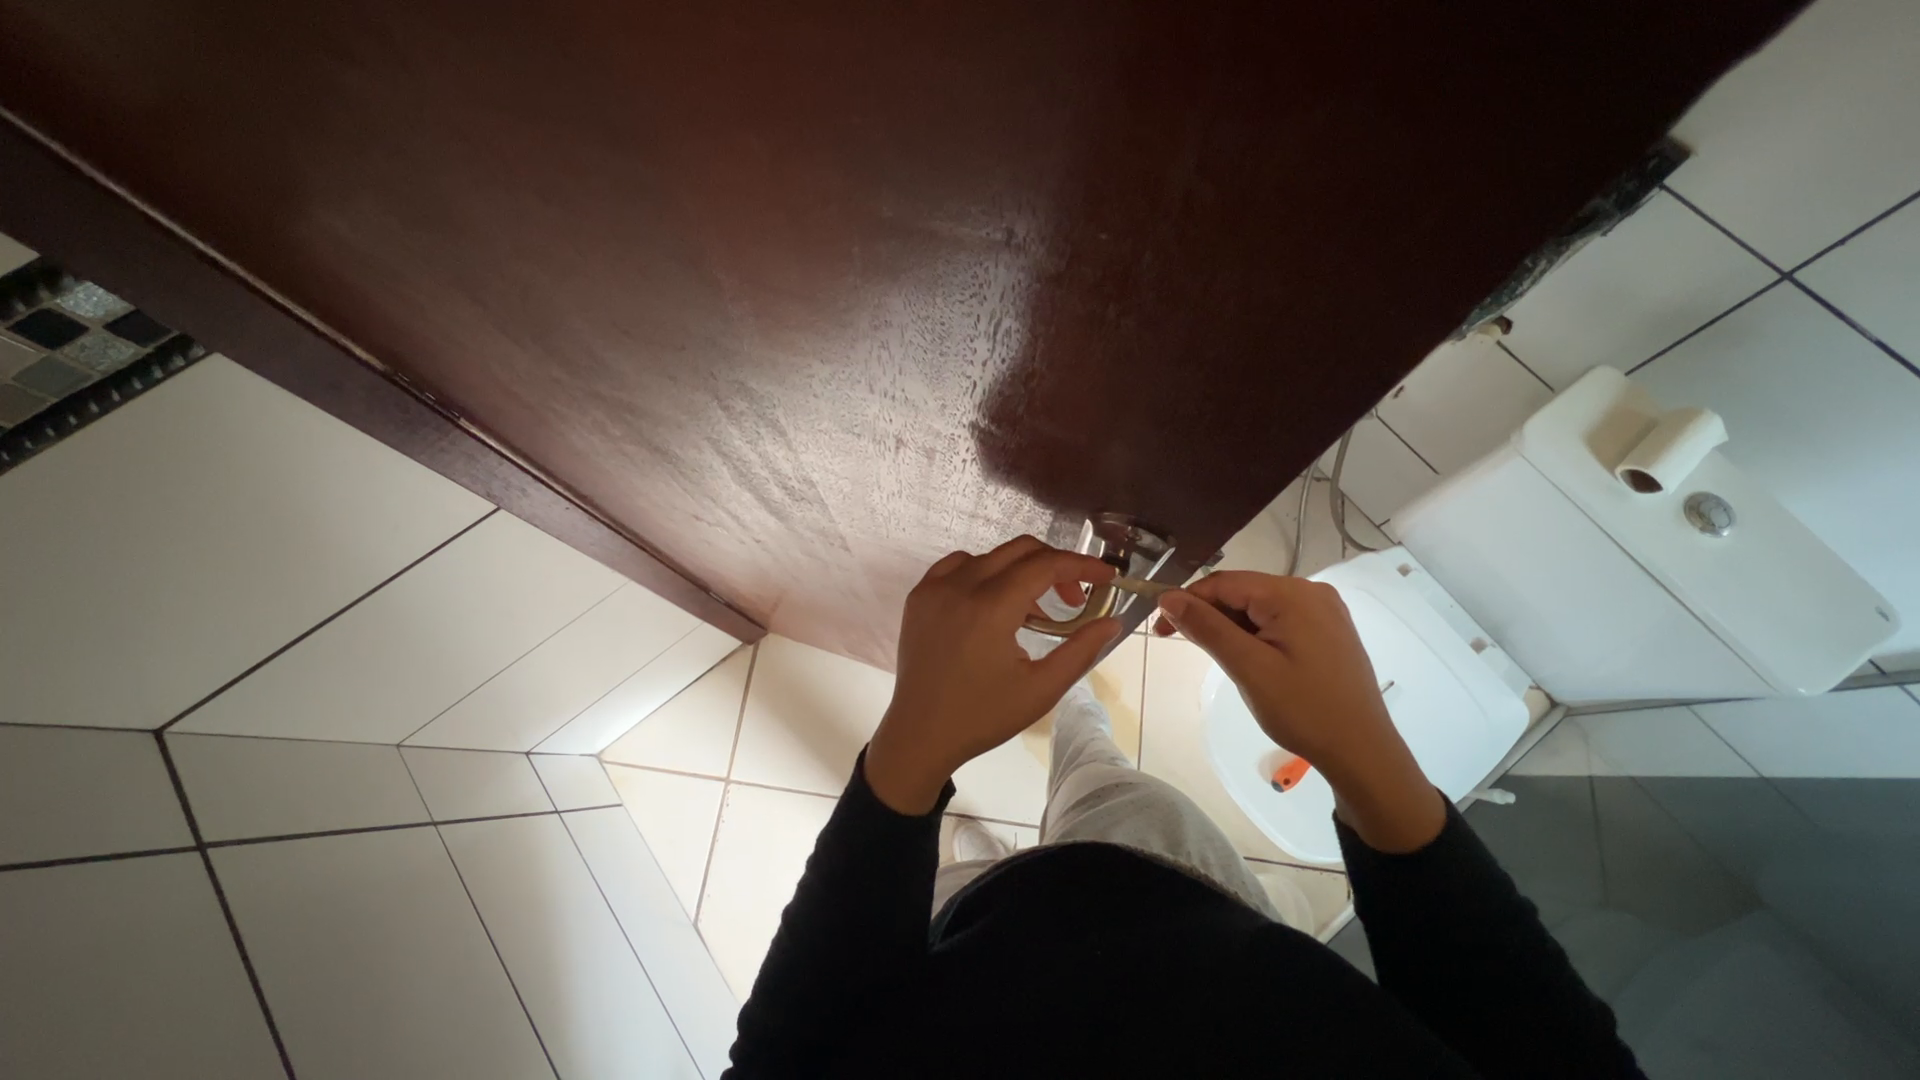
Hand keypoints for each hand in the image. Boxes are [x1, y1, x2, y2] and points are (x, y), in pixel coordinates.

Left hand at [865, 537, 1122, 813]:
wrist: (920, 734)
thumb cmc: (983, 717)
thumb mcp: (1041, 689)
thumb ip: (1080, 650)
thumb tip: (1112, 621)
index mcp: (991, 608)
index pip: (1046, 565)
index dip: (1082, 566)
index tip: (1107, 578)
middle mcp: (960, 586)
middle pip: (1021, 551)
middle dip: (1056, 566)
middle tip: (1075, 600)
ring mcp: (934, 588)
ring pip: (991, 556)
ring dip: (1021, 570)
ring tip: (1034, 611)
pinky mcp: (919, 596)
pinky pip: (958, 565)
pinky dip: (984, 572)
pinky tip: (993, 601)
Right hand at [1155, 571, 1443, 852]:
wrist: (1363, 752)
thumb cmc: (1303, 709)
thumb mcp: (1248, 667)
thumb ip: (1207, 628)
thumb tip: (1168, 597)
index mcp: (1292, 594)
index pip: (1224, 583)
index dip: (1187, 600)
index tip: (1161, 629)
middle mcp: (1311, 592)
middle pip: (1242, 592)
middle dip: (1208, 614)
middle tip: (1181, 644)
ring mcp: (1324, 611)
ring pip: (1259, 607)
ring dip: (1230, 626)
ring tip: (1217, 657)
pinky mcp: (1329, 631)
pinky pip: (1279, 620)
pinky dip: (1254, 634)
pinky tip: (1247, 658)